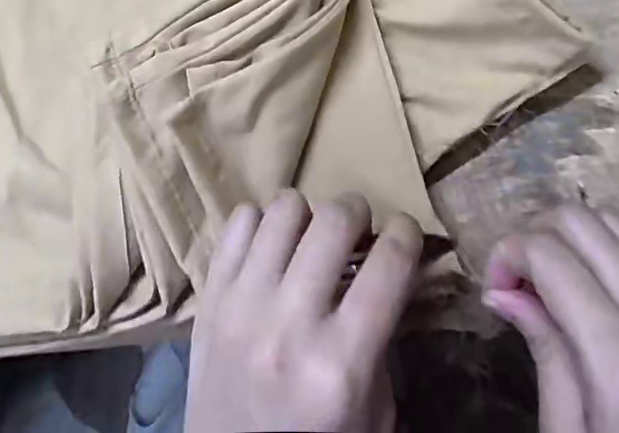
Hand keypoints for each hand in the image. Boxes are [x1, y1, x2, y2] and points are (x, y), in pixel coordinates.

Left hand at [186, 190, 421, 432]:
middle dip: (357, 212)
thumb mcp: (372, 411)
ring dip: (308, 215)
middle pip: (333, 220)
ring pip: (283, 208)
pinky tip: (272, 249)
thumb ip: (381, 334)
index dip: (407, 235)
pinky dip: (262, 224)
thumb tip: (392, 262)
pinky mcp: (210, 294)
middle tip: (358, 230)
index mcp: (340, 365)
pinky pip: (239, 220)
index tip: (406, 232)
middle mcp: (289, 325)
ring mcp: (242, 303)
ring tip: (310, 238)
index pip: (388, 267)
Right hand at [483, 206, 618, 432]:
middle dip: (534, 233)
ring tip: (562, 268)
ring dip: (579, 232)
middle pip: (580, 224)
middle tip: (521, 275)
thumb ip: (546, 357)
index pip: (545, 256)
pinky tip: (616, 262)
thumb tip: (502, 294)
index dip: (505, 255)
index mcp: (618, 357)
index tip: (495, 288)